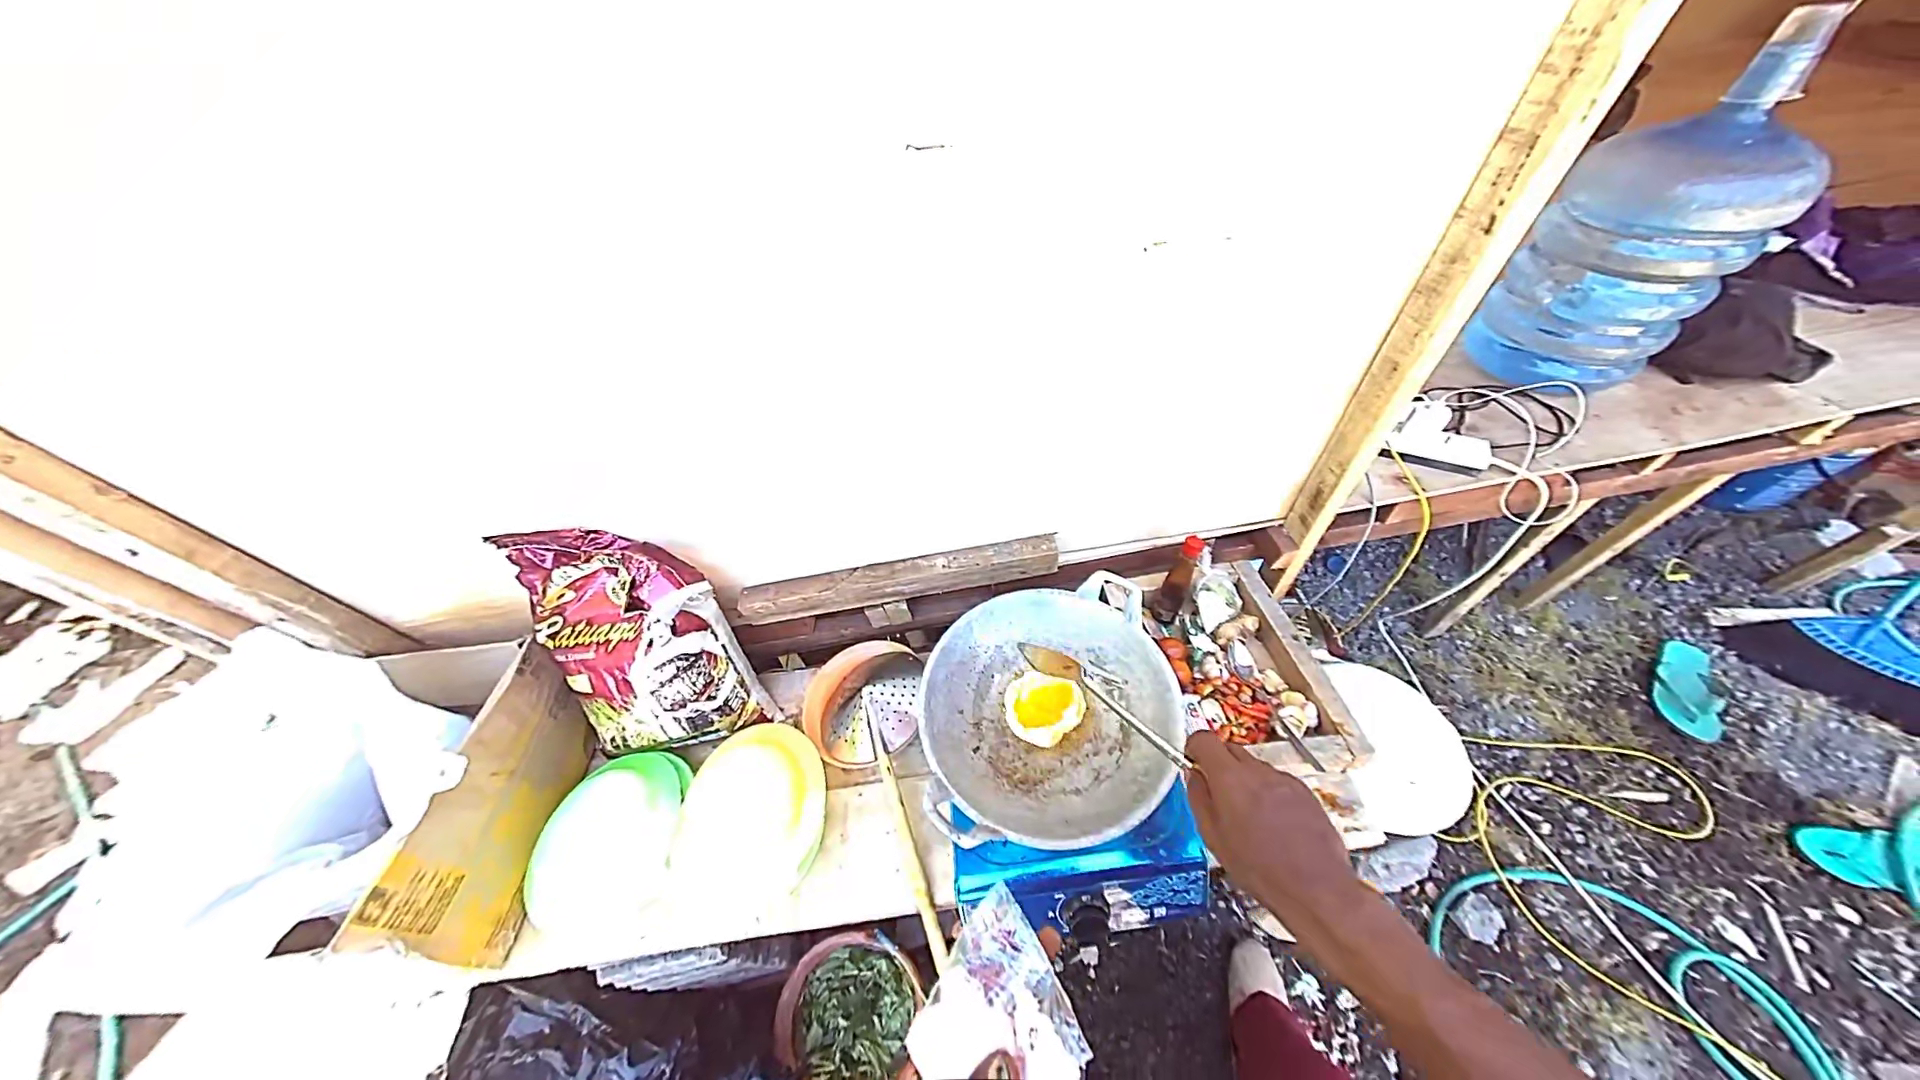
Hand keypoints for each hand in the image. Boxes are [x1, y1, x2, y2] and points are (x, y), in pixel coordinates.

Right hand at [1184, 731, 1359, 929]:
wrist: (1315, 888)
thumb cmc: (1260, 868)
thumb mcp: (1212, 835)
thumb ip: (1198, 797)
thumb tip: (1194, 776)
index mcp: (1229, 777)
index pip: (1204, 738)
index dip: (1194, 747)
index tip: (1192, 760)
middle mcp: (1258, 771)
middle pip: (1230, 749)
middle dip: (1220, 764)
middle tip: (1217, 793)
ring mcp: (1284, 780)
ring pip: (1255, 768)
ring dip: (1246, 782)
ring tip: (1249, 818)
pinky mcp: (1305, 792)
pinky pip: (1277, 783)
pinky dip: (1269, 794)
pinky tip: (1273, 825)